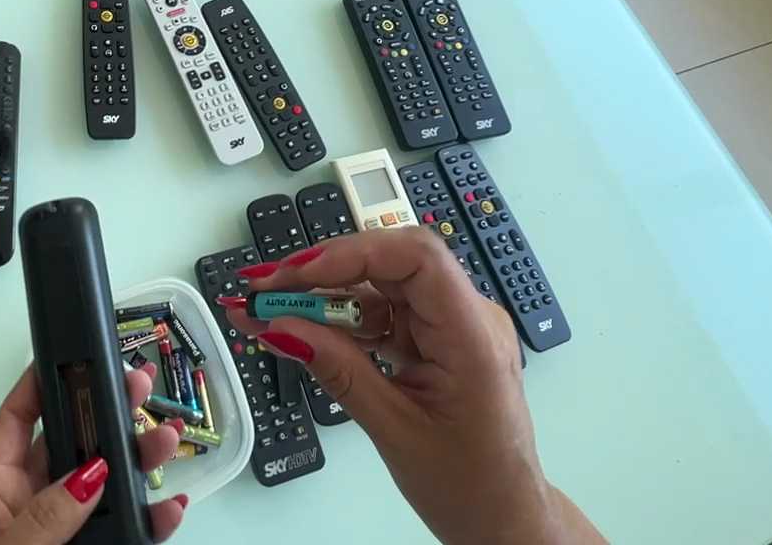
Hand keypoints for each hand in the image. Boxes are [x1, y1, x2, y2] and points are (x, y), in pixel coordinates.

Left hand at [0, 362, 188, 544]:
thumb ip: (44, 519)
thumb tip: (88, 473)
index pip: (14, 421)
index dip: (39, 382)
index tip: (70, 353)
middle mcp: (29, 509)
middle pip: (71, 444)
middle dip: (106, 413)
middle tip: (138, 386)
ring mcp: (61, 536)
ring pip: (104, 483)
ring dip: (137, 458)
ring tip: (166, 437)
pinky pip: (123, 530)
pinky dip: (150, 516)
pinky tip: (170, 504)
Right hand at [231, 230, 605, 544]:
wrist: (506, 520)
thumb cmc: (467, 486)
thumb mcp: (393, 429)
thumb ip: (336, 370)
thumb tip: (277, 325)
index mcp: (473, 337)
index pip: (417, 258)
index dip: (352, 253)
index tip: (295, 275)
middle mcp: (467, 314)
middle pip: (389, 261)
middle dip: (322, 269)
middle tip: (265, 288)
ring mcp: (451, 321)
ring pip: (378, 280)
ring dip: (322, 292)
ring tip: (270, 308)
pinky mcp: (433, 333)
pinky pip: (381, 306)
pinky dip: (339, 314)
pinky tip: (303, 327)